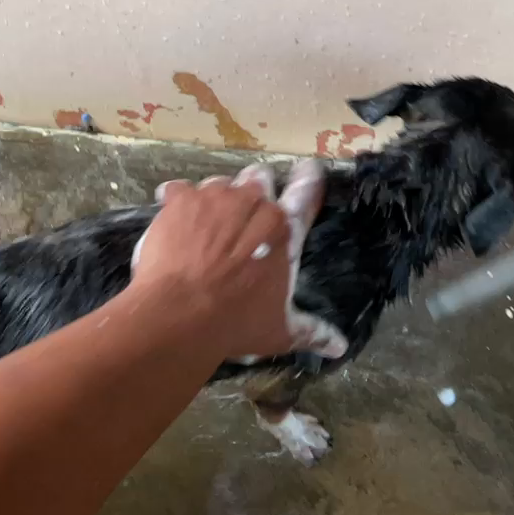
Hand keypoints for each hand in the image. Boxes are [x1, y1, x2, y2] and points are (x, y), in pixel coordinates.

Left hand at [130, 161, 348, 360]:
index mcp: (284, 230)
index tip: (310, 168)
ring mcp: (215, 197)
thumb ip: (311, 331)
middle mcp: (253, 203)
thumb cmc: (235, 322)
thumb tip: (341, 345)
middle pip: (260, 179)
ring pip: (221, 183)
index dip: (310, 177)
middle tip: (244, 215)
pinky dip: (177, 198)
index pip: (307, 192)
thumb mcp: (279, 331)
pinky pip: (179, 189)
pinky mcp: (180, 200)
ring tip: (206, 223)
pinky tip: (172, 213)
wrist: (179, 314)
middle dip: (256, 190)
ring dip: (217, 198)